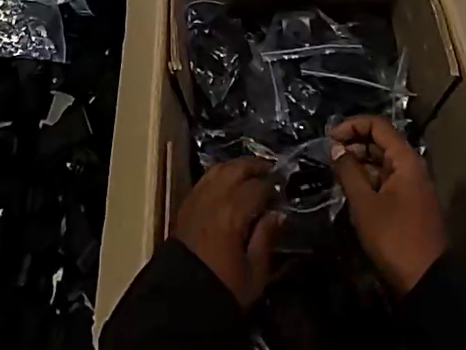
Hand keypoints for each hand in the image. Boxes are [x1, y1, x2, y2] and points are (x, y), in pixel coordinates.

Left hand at [172, 157, 284, 307]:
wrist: (182, 300)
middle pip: (235, 169)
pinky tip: (228, 181)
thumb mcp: (255, 271)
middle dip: (255, 166)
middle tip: (271, 169)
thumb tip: (279, 213)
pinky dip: (219, 173)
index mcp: (232, 213)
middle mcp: (213, 197)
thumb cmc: (224, 288)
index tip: (284, 188)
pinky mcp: (186, 203)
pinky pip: (205, 178)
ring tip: (251, 171)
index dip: (272, 185)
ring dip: (236, 166)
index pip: (256, 187)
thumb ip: (267, 237)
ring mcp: (196, 197)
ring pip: (218, 169)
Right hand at [330, 116, 448, 295]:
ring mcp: (412, 187)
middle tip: (330, 158)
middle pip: (380, 142)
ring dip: (359, 163)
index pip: (377, 125)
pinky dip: (368, 179)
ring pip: (382, 162)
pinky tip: (351, 191)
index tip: (330, 139)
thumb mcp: (364, 202)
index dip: (351, 126)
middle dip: (353, 144)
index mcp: (405, 160)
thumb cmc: (394, 237)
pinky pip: (386, 180)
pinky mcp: (409, 204)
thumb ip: (348, 170)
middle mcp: (412, 168)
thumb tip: (335, 147)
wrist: (427, 283)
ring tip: (337, 174)